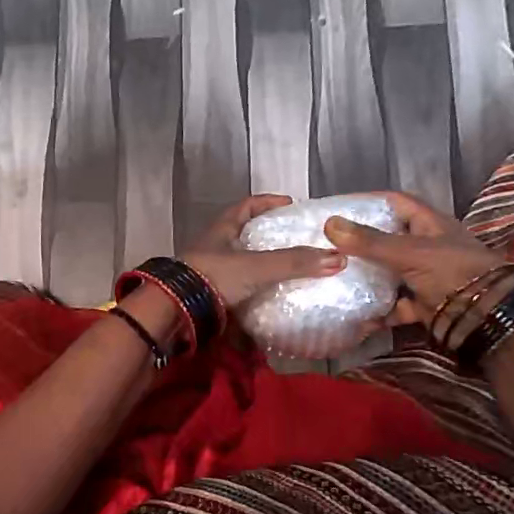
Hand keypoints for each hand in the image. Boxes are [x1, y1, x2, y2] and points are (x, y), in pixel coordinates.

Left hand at [179, 194, 346, 307]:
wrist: (176, 311)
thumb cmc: (214, 277)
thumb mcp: (258, 266)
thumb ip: (295, 263)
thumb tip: (338, 258)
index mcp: (221, 229)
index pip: (246, 205)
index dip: (268, 202)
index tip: (289, 204)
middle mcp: (212, 247)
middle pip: (242, 235)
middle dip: (266, 237)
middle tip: (292, 241)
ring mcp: (207, 272)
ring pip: (238, 264)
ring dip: (258, 267)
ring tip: (284, 272)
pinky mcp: (207, 296)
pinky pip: (234, 290)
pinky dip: (250, 292)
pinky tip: (266, 299)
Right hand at [322, 191, 505, 327]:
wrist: (484, 316)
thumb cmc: (452, 272)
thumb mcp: (409, 252)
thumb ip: (370, 242)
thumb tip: (329, 224)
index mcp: (429, 224)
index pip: (395, 203)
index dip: (368, 202)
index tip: (338, 208)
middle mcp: (425, 247)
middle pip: (386, 240)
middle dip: (358, 243)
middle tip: (325, 245)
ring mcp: (423, 277)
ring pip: (387, 273)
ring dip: (364, 278)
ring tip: (332, 277)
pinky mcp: (420, 304)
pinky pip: (392, 305)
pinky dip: (376, 311)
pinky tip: (353, 314)